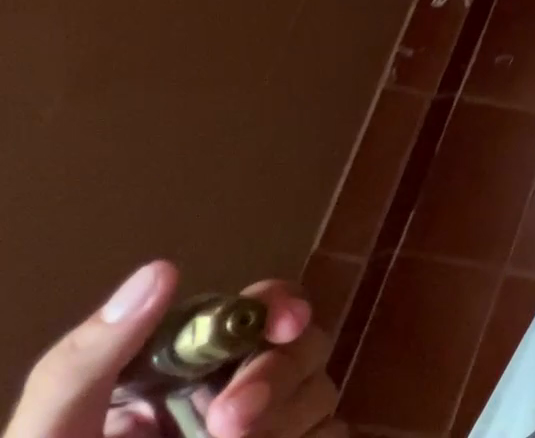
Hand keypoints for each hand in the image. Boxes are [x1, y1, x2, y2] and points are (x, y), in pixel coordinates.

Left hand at [3, 262, 341, 437]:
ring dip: (288, 418)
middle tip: (230, 420)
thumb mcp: (46, 436)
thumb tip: (162, 268)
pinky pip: (333, 431)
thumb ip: (89, 360)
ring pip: (320, 393)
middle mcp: (228, 392)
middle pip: (300, 345)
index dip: (278, 305)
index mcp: (174, 375)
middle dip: (277, 374)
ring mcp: (265, 430)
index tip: (283, 320)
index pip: (252, 312)